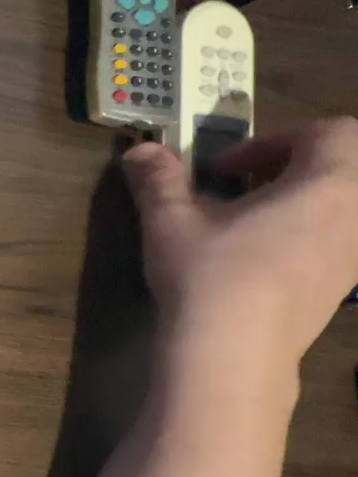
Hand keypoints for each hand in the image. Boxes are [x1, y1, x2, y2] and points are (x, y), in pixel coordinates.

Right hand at [122, 117, 357, 367]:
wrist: (236, 345)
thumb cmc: (208, 272)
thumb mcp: (170, 222)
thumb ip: (159, 181)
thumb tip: (139, 148)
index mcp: (328, 182)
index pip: (329, 131)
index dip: (274, 140)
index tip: (223, 168)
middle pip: (343, 165)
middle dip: (289, 168)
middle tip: (236, 190)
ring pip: (341, 204)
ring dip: (297, 202)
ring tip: (244, 226)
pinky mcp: (347, 280)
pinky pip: (337, 238)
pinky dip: (304, 233)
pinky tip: (256, 259)